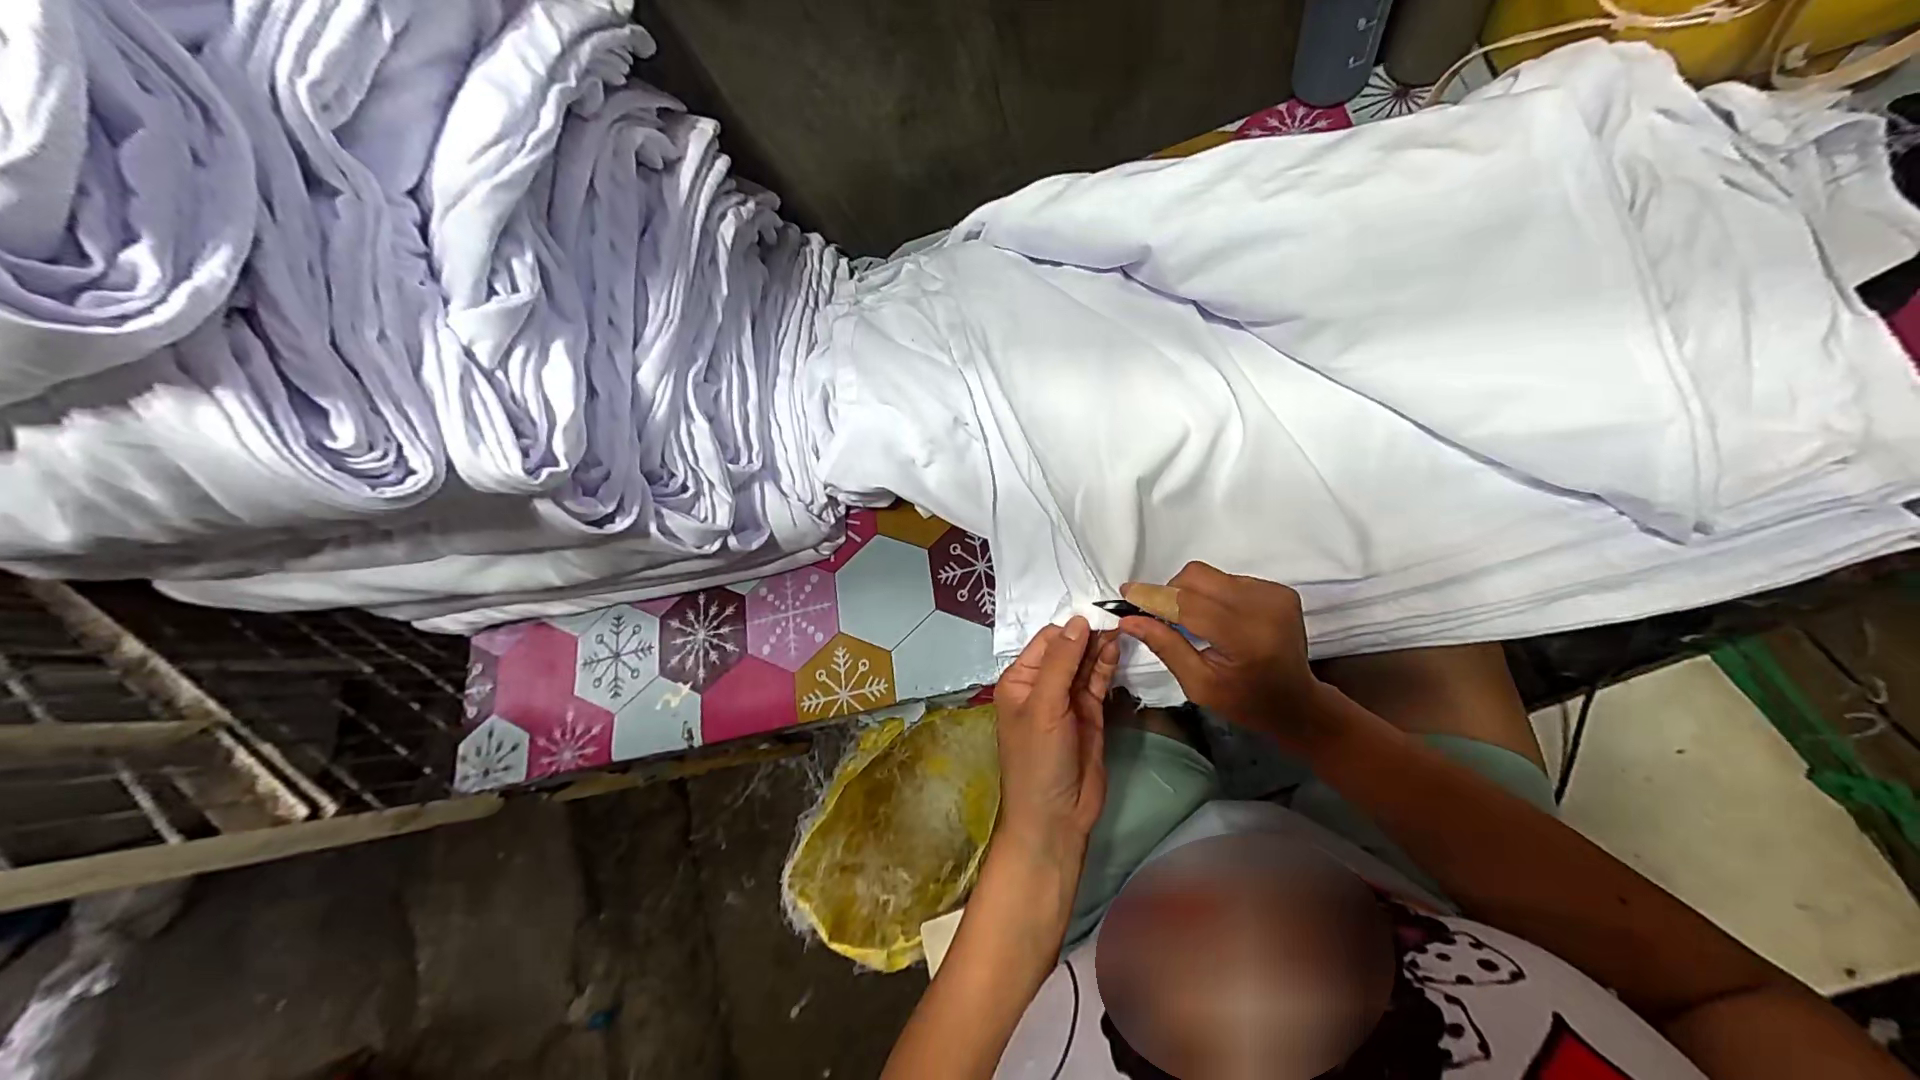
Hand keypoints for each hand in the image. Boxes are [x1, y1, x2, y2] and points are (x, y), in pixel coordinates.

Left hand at [993, 616, 1119, 855]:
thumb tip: (1078, 621)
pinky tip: (1118, 649)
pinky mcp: (1089, 714)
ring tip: (1123, 628)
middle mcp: (1042, 686)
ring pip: (1085, 664)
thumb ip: (1062, 663)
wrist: (1055, 817)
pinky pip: (1097, 682)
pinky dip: (1107, 666)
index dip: (1072, 628)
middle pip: (1068, 649)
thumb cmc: (1039, 760)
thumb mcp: (1045, 707)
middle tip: (1120, 617)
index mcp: (1020, 680)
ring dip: (1101, 647)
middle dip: (1089, 634)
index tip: (1100, 613)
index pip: (1047, 641)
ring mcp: (1067, 700)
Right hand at [1117, 562, 1332, 747]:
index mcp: (1244, 636)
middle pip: (1197, 578)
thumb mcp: (1199, 684)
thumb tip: (1130, 620)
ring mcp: (1274, 595)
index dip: (1154, 597)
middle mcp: (1263, 607)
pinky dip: (1214, 594)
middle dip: (1171, 593)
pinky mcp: (1279, 590)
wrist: (1297, 703)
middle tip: (1162, 617)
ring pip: (1211, 575)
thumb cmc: (1245, 702)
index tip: (1126, 593)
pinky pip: (1229, 579)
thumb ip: (1165, 646)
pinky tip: (1218, 619)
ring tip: (1194, 622)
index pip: (1188, 604)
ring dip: (1192, 593)